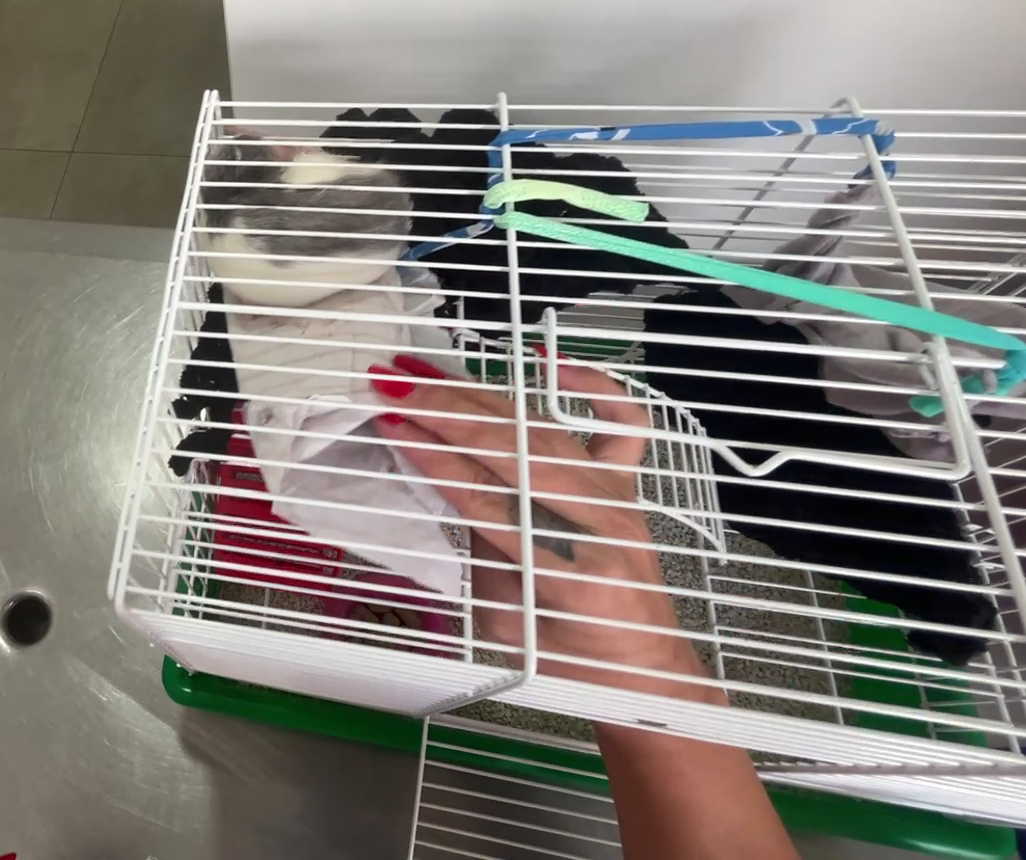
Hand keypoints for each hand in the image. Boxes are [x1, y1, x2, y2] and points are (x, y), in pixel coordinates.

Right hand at [369, 354, 719, 702]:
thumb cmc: (560, 653)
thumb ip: (469, 545)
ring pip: (538, 426)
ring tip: (421, 370)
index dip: (432, 456)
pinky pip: (620, 422)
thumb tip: (425, 478)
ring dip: (473, 392)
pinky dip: (590, 384)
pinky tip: (549, 359)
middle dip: (442, 411)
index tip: (389, 422)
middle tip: (392, 384)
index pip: (483, 496)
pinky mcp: (626, 482)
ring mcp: (616, 495)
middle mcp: (601, 524)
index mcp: (570, 573)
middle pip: (510, 449)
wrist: (635, 665)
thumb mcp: (497, 614)